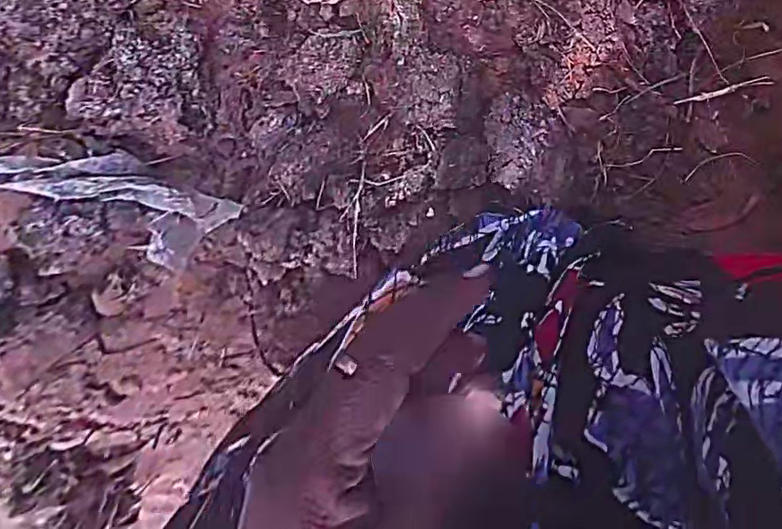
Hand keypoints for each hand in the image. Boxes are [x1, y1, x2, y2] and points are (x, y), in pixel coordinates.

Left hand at [237, 267, 494, 527]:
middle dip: (432, 332)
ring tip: (471, 366)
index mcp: (311, 454)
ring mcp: (299, 456)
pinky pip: (362, 414)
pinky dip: (407, 399)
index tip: (480, 278)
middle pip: (371, 358)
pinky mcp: (308, 473)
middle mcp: (297, 442)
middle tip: (480, 320)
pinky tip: (440, 408)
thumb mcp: (410, 527)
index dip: (436, 307)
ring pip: (368, 382)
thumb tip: (485, 398)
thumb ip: (447, 465)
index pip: (382, 354)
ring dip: (424, 365)